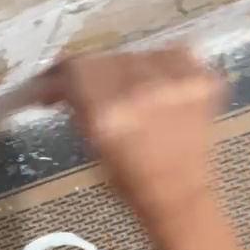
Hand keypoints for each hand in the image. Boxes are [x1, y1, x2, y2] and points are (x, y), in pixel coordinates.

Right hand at [36, 48, 225, 216]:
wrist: (180, 196)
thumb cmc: (129, 183)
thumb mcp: (92, 148)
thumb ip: (79, 110)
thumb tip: (62, 86)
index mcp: (108, 114)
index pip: (75, 69)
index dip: (56, 74)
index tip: (48, 82)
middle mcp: (140, 89)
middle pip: (102, 58)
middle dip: (86, 72)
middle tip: (80, 86)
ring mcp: (176, 79)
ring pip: (133, 54)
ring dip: (120, 69)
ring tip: (120, 91)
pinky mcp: (201, 76)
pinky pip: (168, 54)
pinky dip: (155, 66)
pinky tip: (152, 86)